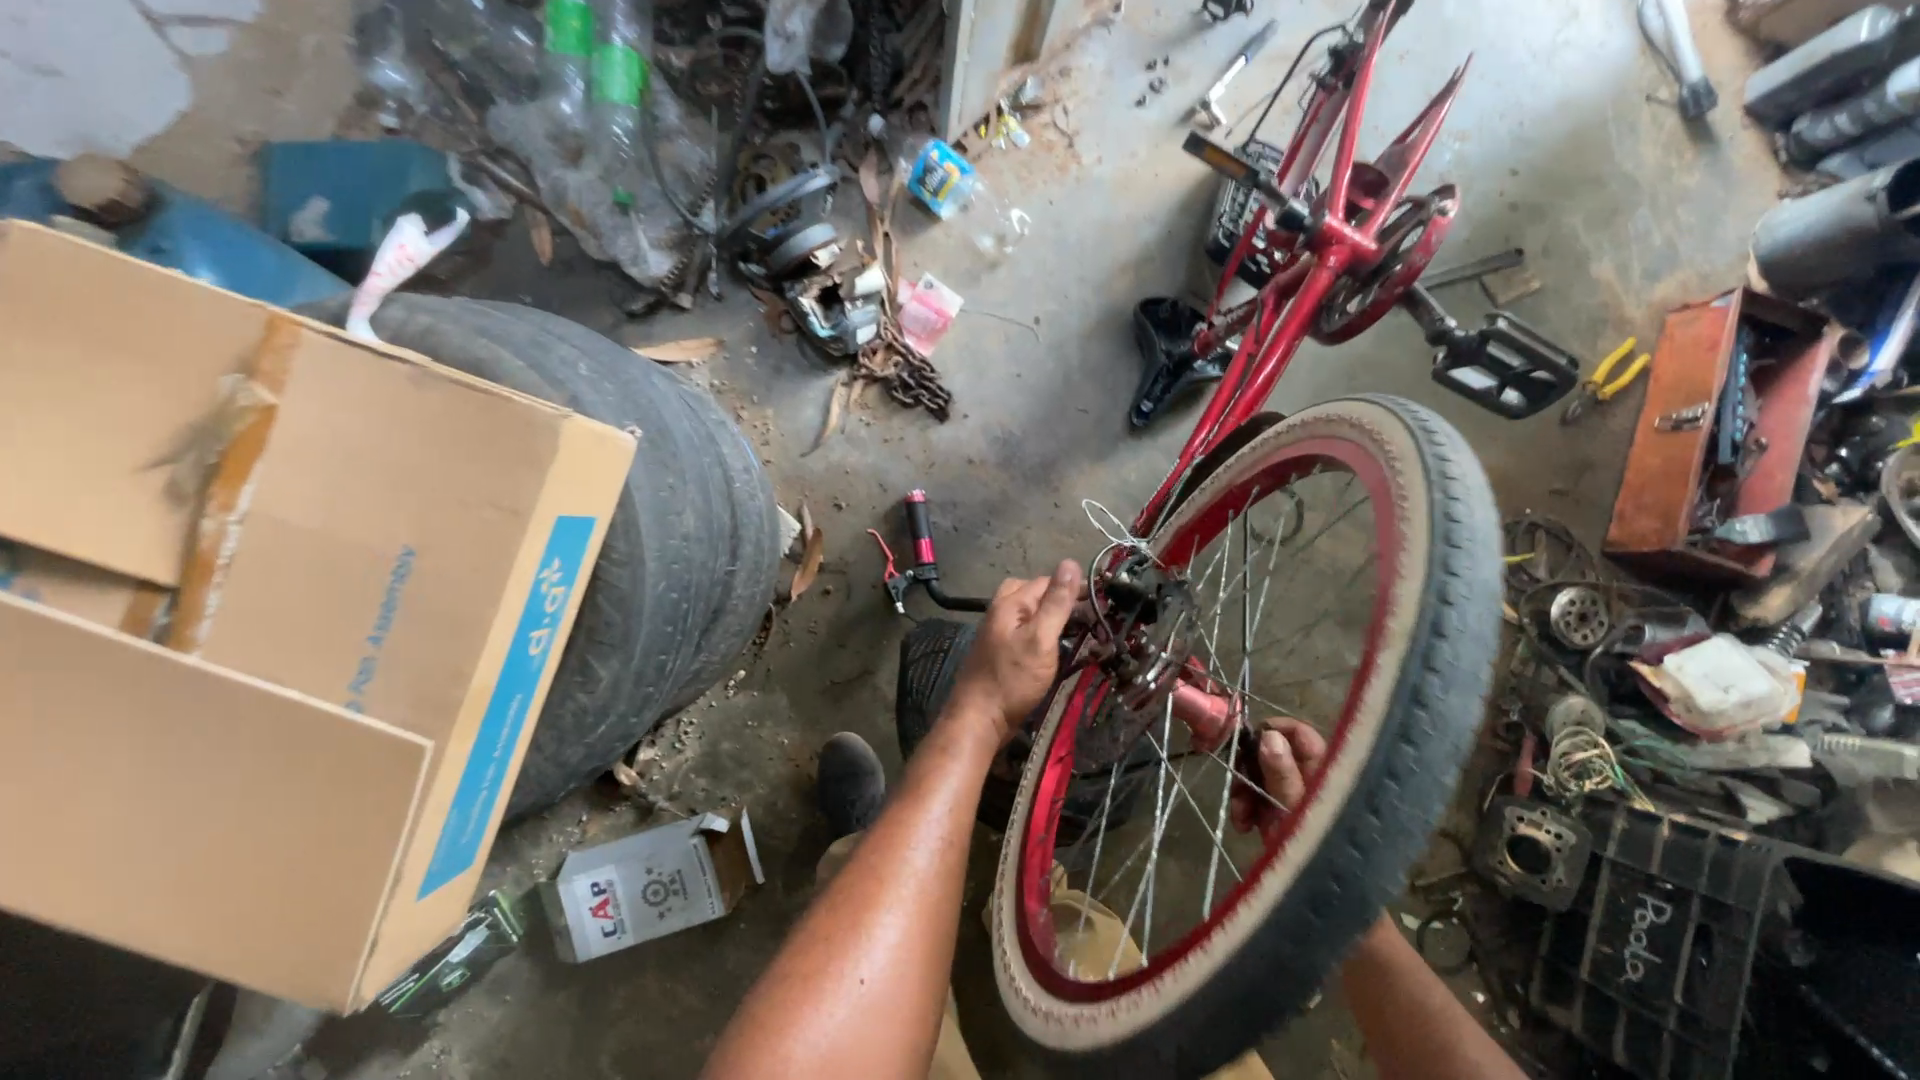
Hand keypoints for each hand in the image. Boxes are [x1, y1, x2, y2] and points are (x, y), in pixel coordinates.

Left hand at [945, 560, 1084, 745]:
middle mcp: (1000, 614)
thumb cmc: (1012, 679)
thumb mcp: (1040, 639)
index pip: (1045, 582)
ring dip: (1051, 617)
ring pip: (1029, 615)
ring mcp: (998, 635)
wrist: (980, 719)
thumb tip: (1070, 563)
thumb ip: (1056, 603)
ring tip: (1078, 630)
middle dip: (1059, 599)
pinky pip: (1025, 633)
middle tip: (1087, 614)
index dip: (1073, 587)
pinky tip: (1056, 648)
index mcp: (1009, 604)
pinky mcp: (1001, 655)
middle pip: (1032, 594)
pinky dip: (1042, 635)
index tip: (1101, 599)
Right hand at [1230, 717, 1327, 843]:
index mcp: (1321, 771)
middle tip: (1237, 789)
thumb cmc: (1312, 851)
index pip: (1299, 733)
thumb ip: (1282, 773)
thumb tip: (1269, 734)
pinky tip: (1243, 827)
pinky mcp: (1283, 816)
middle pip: (1273, 754)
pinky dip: (1248, 809)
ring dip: (1244, 792)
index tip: (1245, 744)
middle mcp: (1309, 779)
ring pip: (1262, 777)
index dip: (1272, 731)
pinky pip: (1259, 800)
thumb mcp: (1293, 810)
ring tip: (1240, 818)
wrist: (1322, 901)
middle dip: (1249, 769)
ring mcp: (1295, 798)